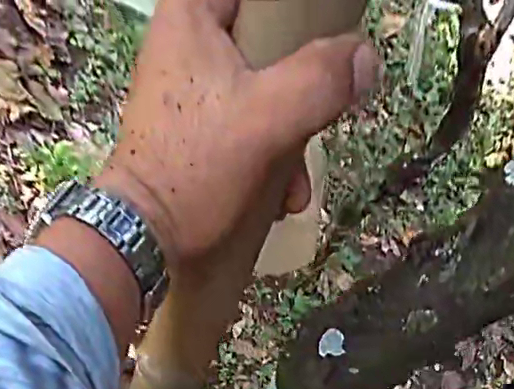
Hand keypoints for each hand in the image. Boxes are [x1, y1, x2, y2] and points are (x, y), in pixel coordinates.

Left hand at [99, 0, 379, 268]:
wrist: (146, 240)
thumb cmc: (198, 168)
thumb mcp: (268, 119)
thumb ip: (321, 81)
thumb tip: (366, 59)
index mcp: (193, 13)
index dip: (299, 19)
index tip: (322, 56)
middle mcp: (186, 44)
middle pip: (269, 49)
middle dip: (301, 100)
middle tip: (312, 131)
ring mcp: (188, 95)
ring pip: (263, 97)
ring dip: (290, 146)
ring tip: (292, 189)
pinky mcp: (192, 137)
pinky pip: (246, 133)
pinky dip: (267, 165)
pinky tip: (276, 200)